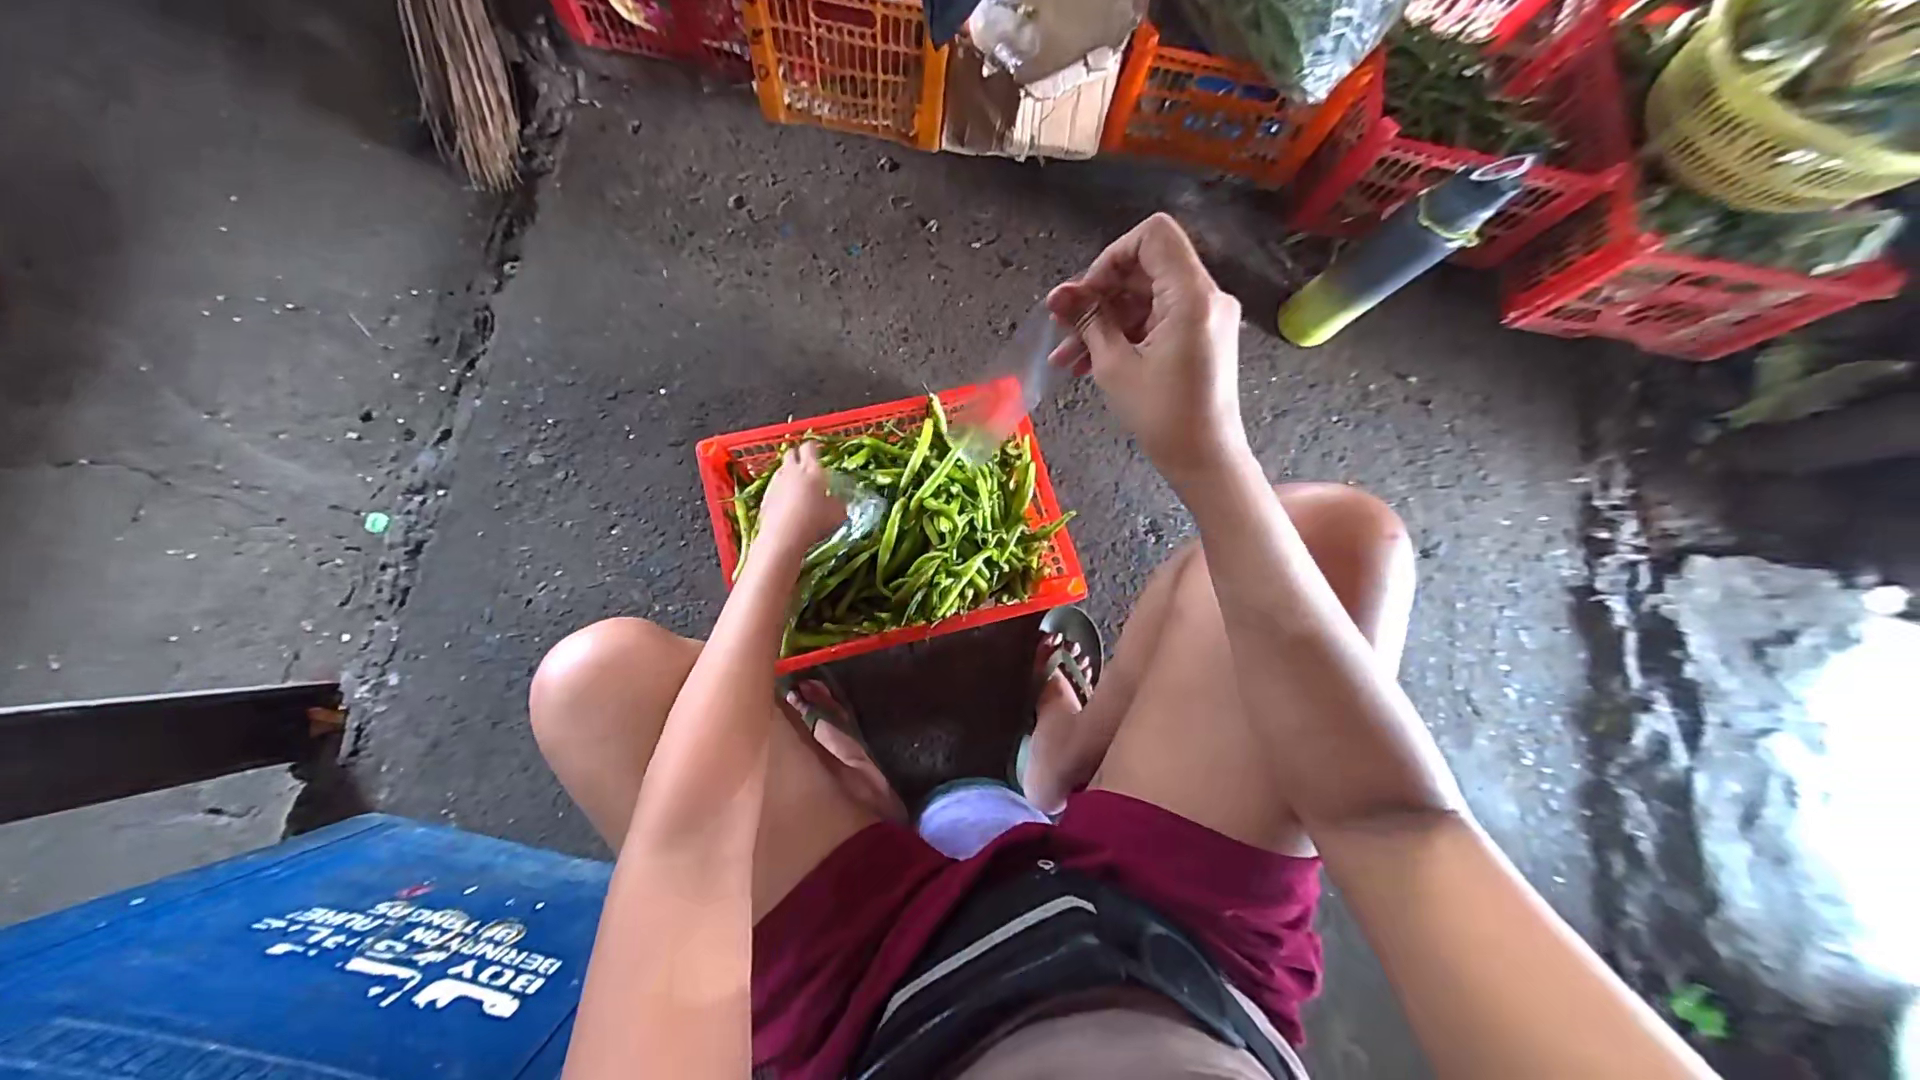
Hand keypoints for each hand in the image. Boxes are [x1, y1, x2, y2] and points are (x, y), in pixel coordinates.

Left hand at [754, 442, 845, 560]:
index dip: (814, 448)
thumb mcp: (837, 514)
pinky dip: (780, 489)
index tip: (818, 453)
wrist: (783, 537)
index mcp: (812, 469)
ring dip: (789, 472)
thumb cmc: (815, 522)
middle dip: (798, 456)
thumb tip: (839, 501)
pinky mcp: (765, 496)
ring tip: (797, 485)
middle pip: (791, 453)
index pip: (810, 447)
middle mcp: (792, 470)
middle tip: (807, 466)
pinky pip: (774, 486)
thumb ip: (838, 503)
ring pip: (781, 469)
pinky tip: (786, 502)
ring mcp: (776, 482)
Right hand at [1046, 213, 1250, 483]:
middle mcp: (1205, 297)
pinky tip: (1088, 362)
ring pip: (1144, 300)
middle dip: (1099, 296)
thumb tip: (1057, 295)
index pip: (1152, 236)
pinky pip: (1156, 321)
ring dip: (1104, 322)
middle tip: (1062, 326)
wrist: (1204, 459)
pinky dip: (1124, 335)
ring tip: (1066, 357)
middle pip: (1144, 269)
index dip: (1110, 257)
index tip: (1085, 294)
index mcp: (1192, 295)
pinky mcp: (1199, 338)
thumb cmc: (1162, 416)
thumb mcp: (1115, 366)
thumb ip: (1088, 322)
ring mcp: (1204, 317)